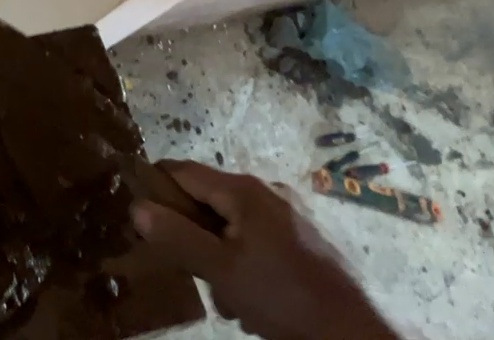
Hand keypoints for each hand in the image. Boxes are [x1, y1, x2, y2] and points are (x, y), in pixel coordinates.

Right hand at [132, 161, 400, 339]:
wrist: (357, 337)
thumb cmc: (284, 297)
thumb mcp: (220, 271)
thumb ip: (176, 237)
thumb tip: (136, 207)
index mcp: (243, 189)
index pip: (181, 170)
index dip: (155, 188)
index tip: (139, 216)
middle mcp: (267, 191)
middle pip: (207, 199)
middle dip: (193, 234)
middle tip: (192, 270)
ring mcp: (291, 214)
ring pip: (233, 224)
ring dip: (220, 255)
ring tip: (228, 295)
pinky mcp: (307, 240)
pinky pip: (259, 239)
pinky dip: (246, 261)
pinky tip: (255, 297)